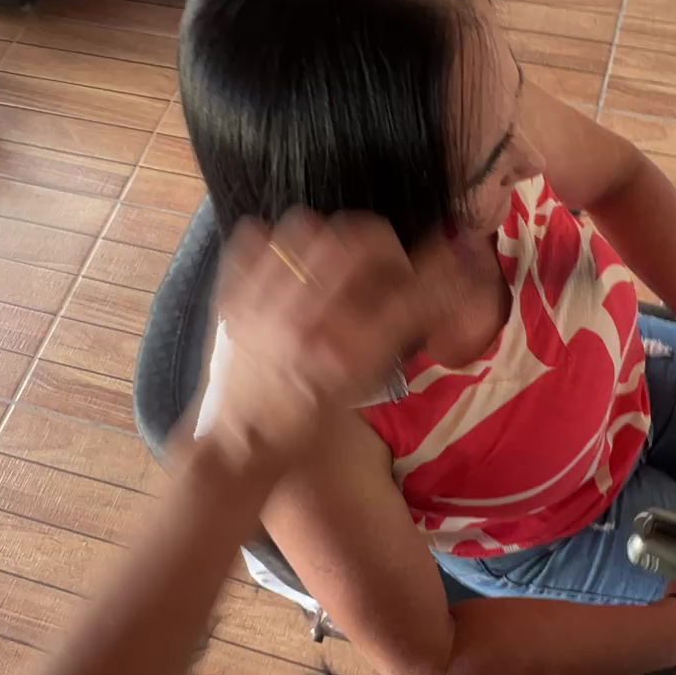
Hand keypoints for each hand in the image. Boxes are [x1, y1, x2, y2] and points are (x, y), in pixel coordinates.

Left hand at [207, 210, 433, 471]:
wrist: (240, 444)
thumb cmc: (306, 426)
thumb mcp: (360, 389)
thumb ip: (392, 338)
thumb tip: (420, 296)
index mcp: (350, 352)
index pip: (410, 292)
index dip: (436, 268)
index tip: (441, 259)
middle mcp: (310, 320)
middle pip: (359, 242)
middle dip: (382, 242)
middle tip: (382, 258)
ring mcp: (267, 303)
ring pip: (305, 229)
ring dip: (327, 235)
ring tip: (330, 256)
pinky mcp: (234, 297)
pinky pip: (251, 241)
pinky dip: (270, 241)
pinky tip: (283, 258)